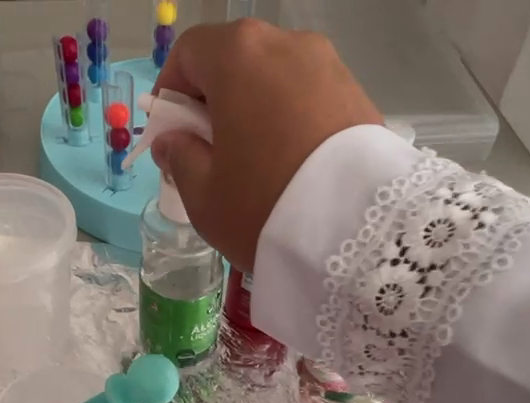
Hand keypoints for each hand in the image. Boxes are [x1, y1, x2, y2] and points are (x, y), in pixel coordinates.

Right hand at [152, 18, 383, 271]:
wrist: (354, 233)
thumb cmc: (263, 206)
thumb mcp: (204, 195)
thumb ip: (179, 157)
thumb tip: (172, 140)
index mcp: (237, 55)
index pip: (189, 53)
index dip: (172, 92)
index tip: (172, 134)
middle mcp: (285, 43)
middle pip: (236, 62)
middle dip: (216, 102)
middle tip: (212, 155)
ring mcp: (327, 64)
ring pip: (275, 80)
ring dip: (257, 111)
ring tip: (257, 165)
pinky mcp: (357, 93)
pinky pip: (309, 99)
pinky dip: (292, 121)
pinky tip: (292, 166)